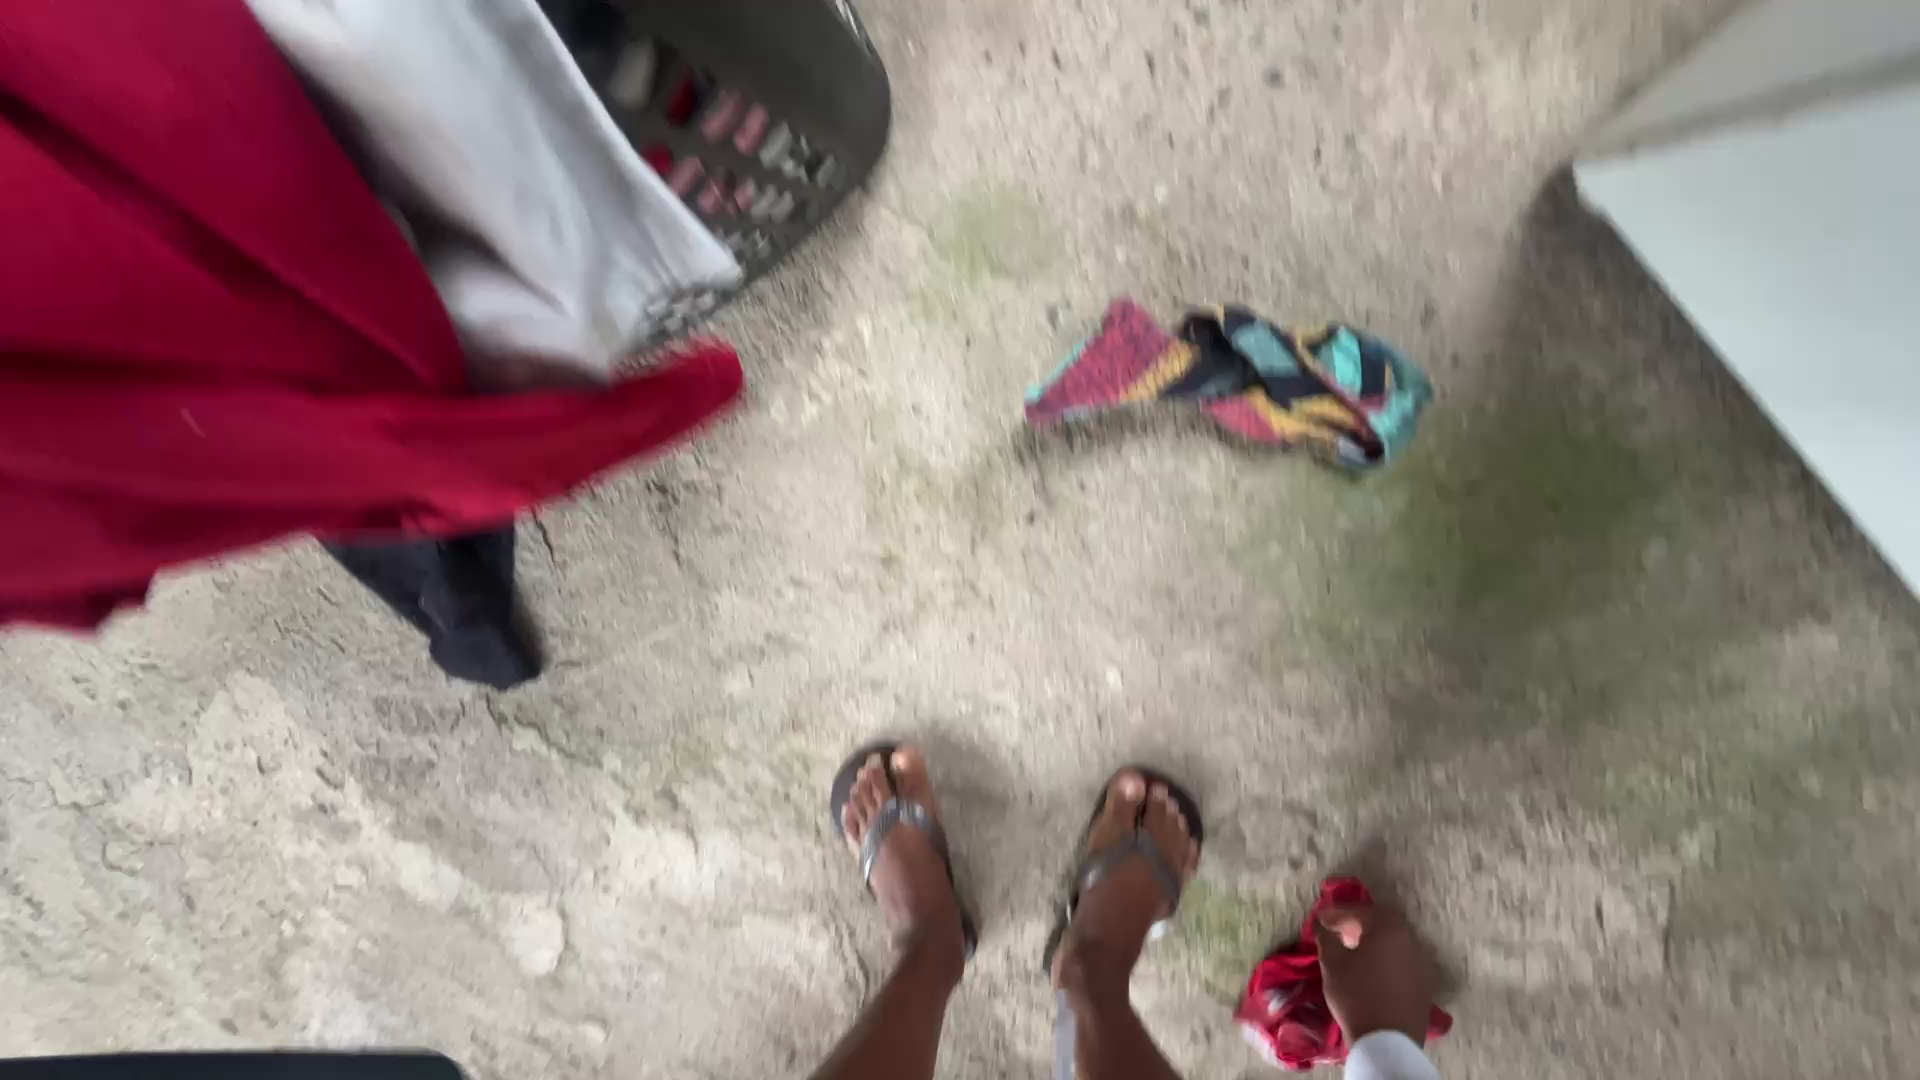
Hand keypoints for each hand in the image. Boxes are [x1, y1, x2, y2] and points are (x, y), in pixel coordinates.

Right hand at [1314, 902, 1438, 1046]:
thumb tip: (1323, 923)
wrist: (1387, 1042)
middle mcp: (1412, 941)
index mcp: (1389, 929)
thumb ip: (1326, 935)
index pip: (1360, 911)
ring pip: (1395, 942)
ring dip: (1374, 941)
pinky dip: (1387, 958)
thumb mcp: (1331, 961)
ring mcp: (1423, 965)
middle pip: (1382, 922)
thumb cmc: (1356, 994)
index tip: (1321, 920)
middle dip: (1359, 923)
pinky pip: (1404, 960)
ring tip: (1354, 951)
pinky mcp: (1426, 986)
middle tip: (1339, 932)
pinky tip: (1372, 970)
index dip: (1338, 913)